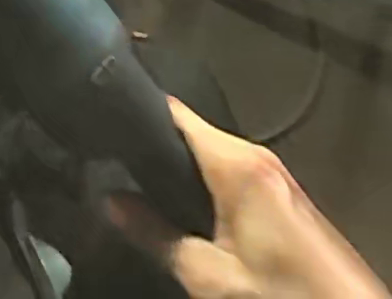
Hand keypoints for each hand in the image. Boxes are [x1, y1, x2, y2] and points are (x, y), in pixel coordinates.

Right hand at [108, 99, 391, 298]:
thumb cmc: (283, 296)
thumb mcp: (211, 278)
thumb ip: (156, 236)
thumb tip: (111, 203)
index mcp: (236, 161)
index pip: (173, 110)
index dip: (137, 111)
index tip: (107, 120)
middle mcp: (256, 155)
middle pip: (191, 132)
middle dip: (156, 148)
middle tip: (117, 164)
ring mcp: (274, 175)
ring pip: (211, 154)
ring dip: (182, 170)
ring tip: (145, 188)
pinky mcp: (284, 197)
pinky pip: (233, 174)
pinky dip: (207, 185)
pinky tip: (190, 212)